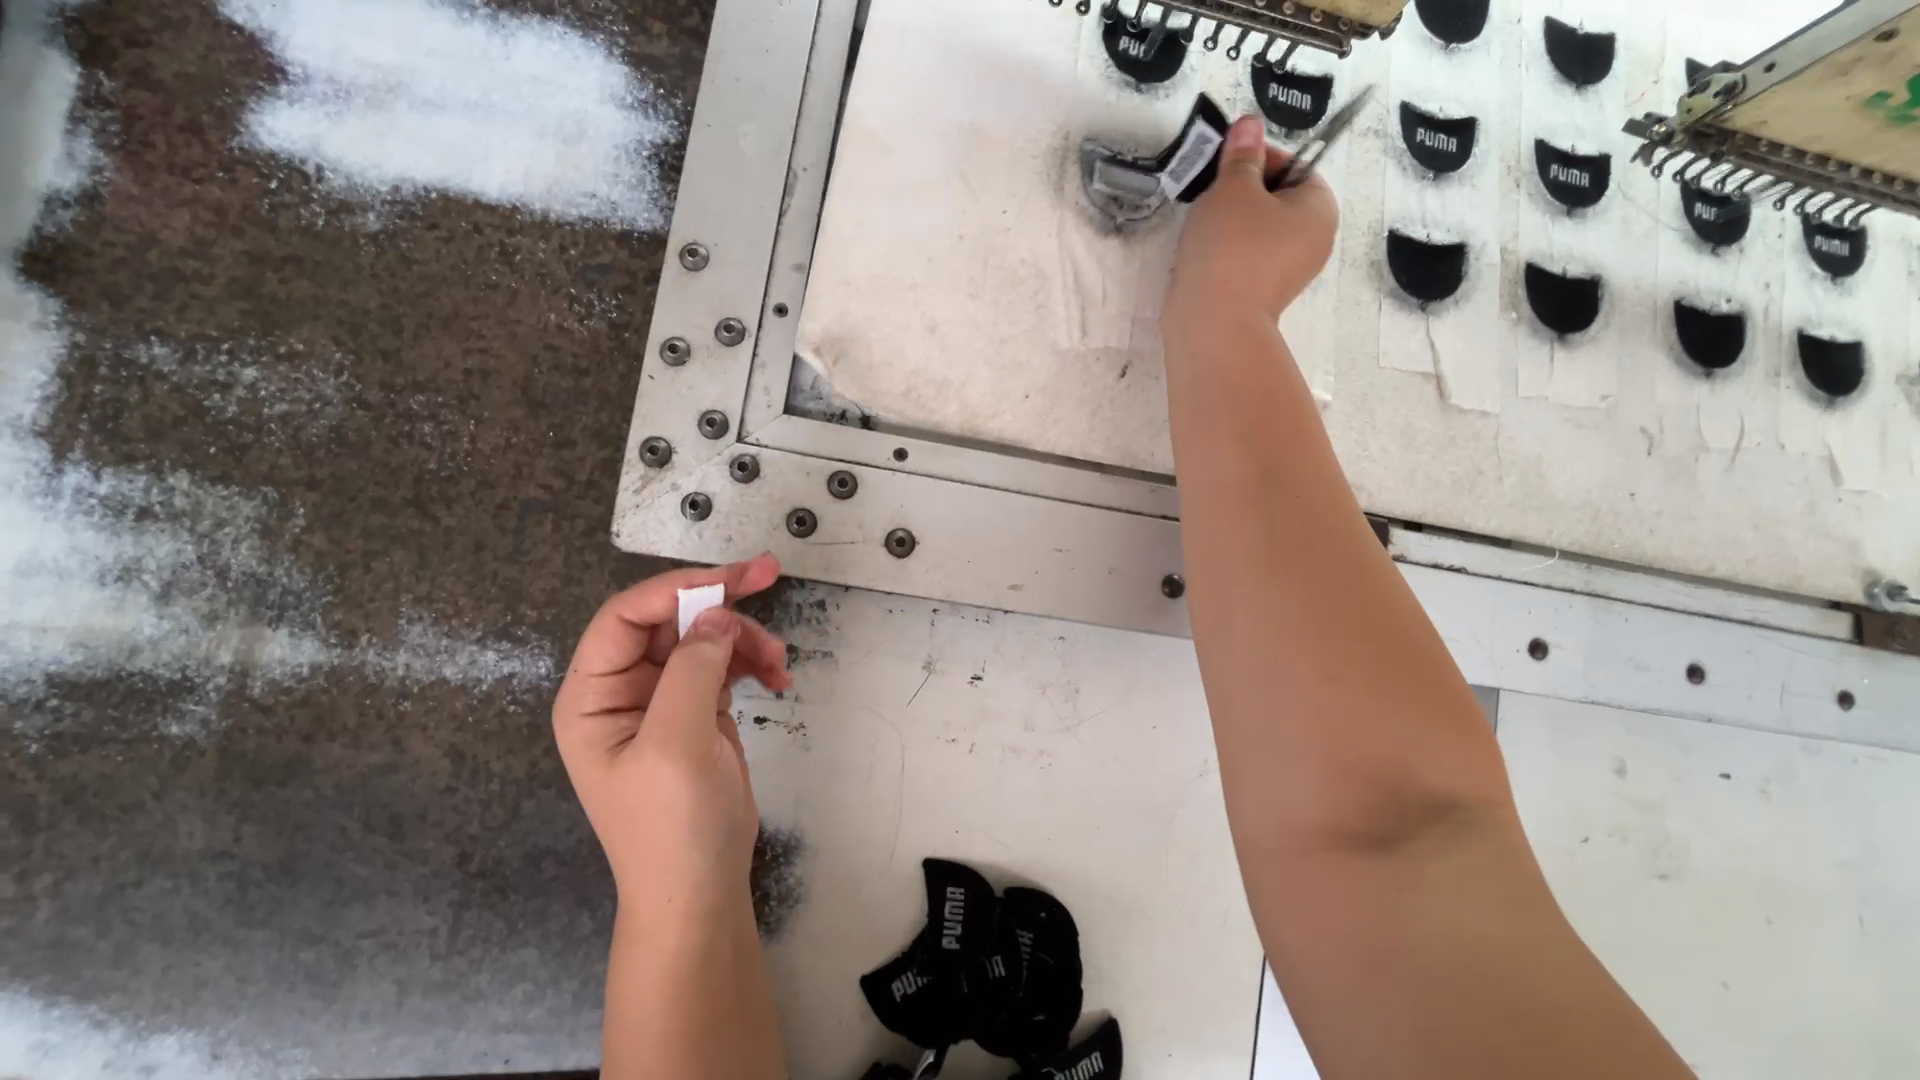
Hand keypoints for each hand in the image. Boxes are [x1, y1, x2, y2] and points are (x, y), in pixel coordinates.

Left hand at [552, 555, 792, 908]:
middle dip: (719, 603)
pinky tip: (779, 678)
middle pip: (669, 621)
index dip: (676, 588)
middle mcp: (622, 690)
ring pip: (703, 639)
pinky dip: (752, 664)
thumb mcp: (676, 745)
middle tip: (769, 573)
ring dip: (744, 639)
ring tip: (780, 662)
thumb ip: (693, 671)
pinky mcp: (698, 713)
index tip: (732, 579)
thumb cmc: (672, 825)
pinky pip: (724, 666)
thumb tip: (717, 615)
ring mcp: (663, 701)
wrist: (701, 891)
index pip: (625, 618)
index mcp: (592, 696)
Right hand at [1168, 114, 1339, 325]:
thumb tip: (1250, 124)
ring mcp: (1289, 271)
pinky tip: (1202, 253)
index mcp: (1320, 208)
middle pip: (1276, 198)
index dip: (1256, 157)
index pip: (1294, 164)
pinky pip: (1245, 258)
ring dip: (1228, 222)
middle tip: (1207, 193)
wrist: (1214, 324)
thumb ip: (1242, 154)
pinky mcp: (1262, 293)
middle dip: (1239, 191)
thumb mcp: (1232, 188)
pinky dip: (1225, 251)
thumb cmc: (1230, 247)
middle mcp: (1314, 240)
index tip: (1222, 162)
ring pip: (1257, 229)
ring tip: (1201, 225)